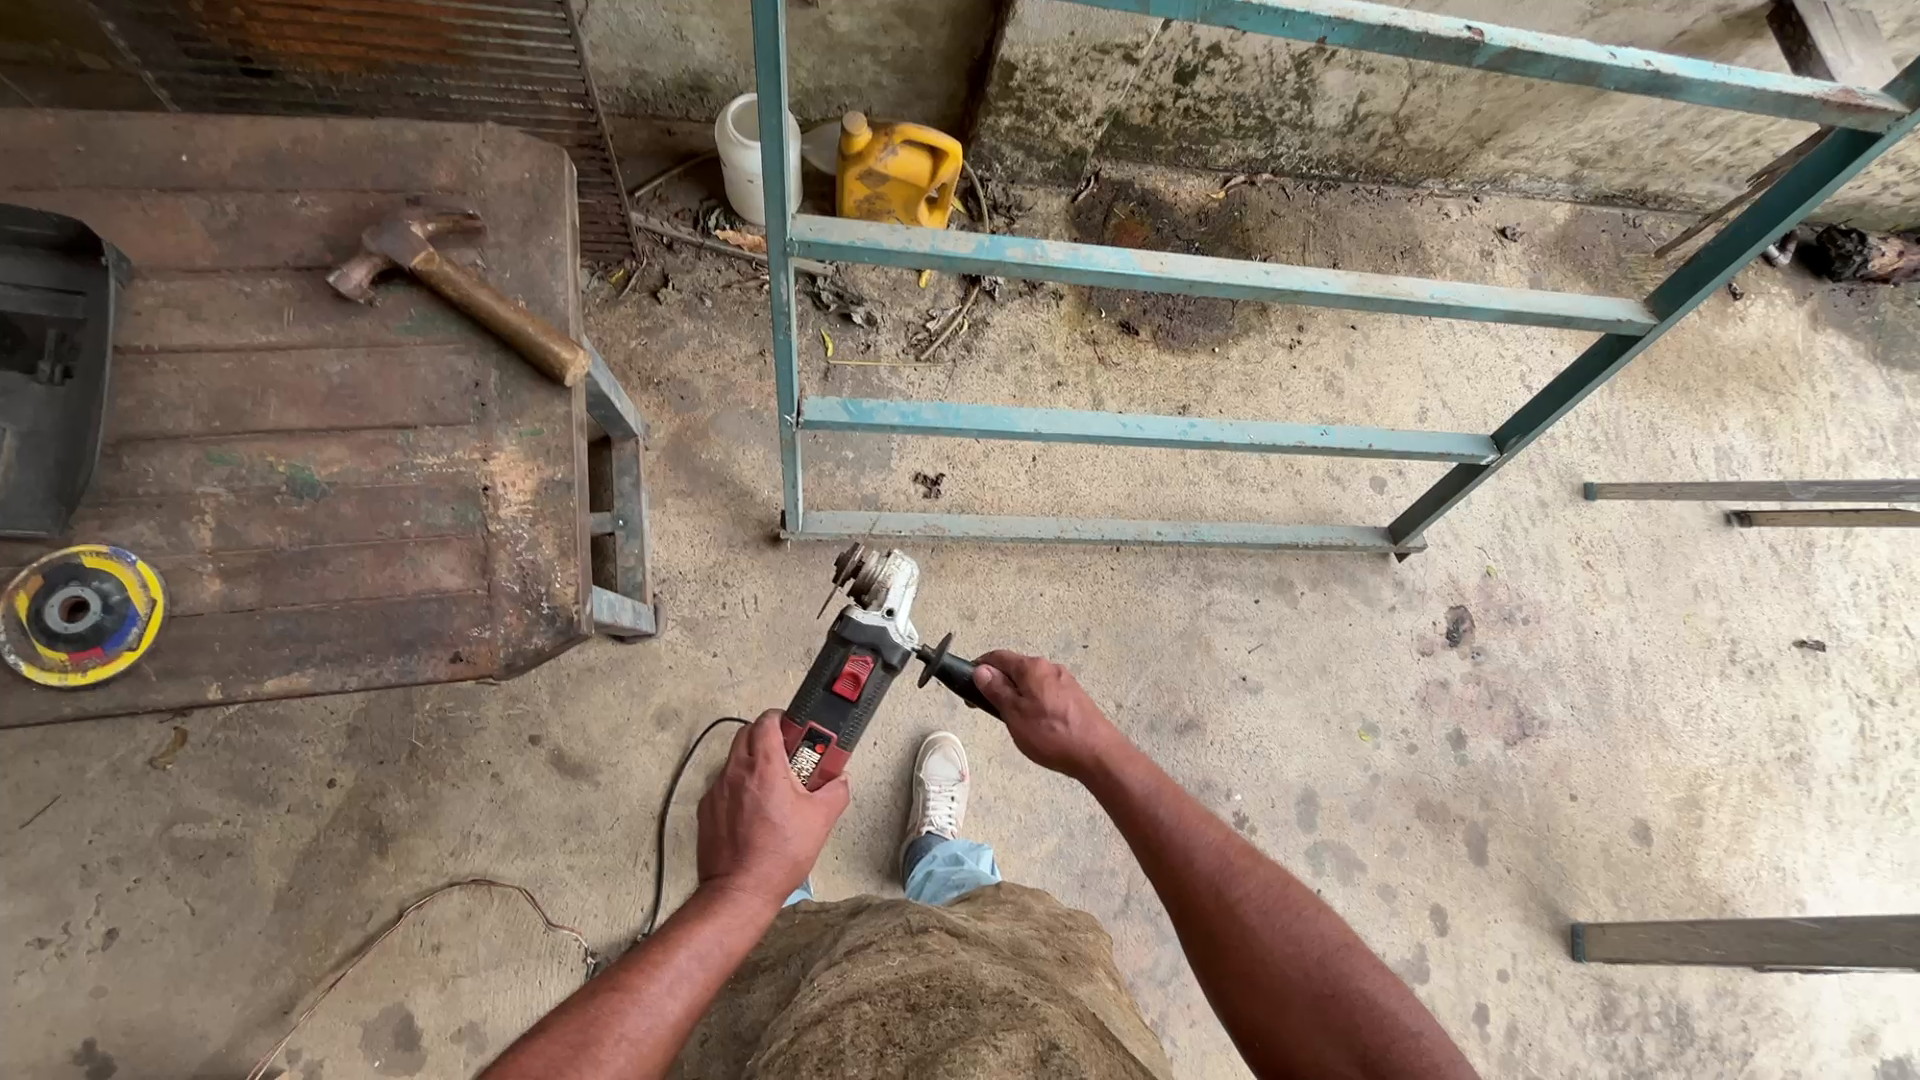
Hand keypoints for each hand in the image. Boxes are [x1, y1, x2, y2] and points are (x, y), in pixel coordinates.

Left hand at [696, 710, 850, 904]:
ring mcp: (716, 791)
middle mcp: (736, 772)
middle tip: (787, 753)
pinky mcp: (706, 810)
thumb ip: (836, 792)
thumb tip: (841, 781)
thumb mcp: (820, 821)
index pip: (767, 722)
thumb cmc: (778, 856)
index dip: (782, 719)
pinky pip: (723, 784)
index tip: (796, 729)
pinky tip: (754, 809)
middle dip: (766, 735)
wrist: (739, 891)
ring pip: (734, 759)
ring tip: (773, 784)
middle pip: (746, 733)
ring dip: (752, 760)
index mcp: (765, 768)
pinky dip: (738, 786)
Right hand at [973, 651, 1129, 781]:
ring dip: (1017, 694)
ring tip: (1012, 720)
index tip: (968, 684)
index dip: (979, 667)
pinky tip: (1036, 723)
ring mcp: (1065, 681)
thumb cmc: (1051, 734)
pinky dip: (1033, 701)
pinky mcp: (1075, 697)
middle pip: (1016, 668)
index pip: (998, 656)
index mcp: (1032, 667)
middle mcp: (1050, 668)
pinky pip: (1046, 692)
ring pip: (1031, 682)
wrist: (1097, 754)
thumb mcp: (1014, 714)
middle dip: (999, 683)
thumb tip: (981, 670)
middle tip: (988, 708)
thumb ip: (996, 690)